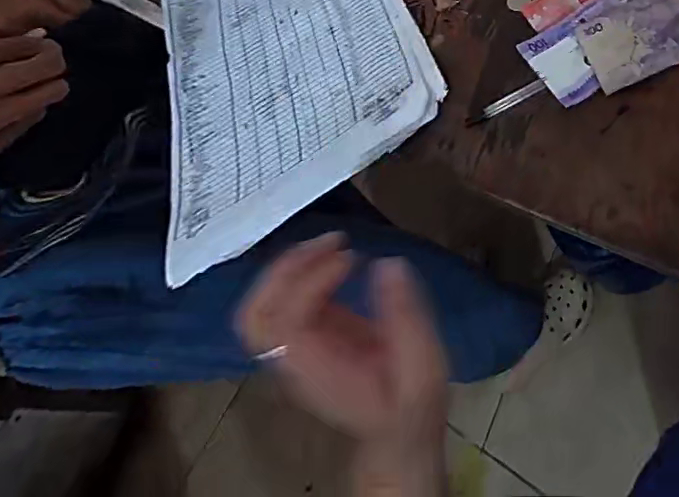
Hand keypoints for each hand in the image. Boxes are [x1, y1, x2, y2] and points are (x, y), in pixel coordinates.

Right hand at [0, 37, 68, 249]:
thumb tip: (26, 37)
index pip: (17, 45)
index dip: (38, 41)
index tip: (43, 40)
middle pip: (42, 69)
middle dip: (53, 59)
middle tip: (50, 57)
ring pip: (45, 97)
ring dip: (50, 84)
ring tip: (40, 79)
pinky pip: (27, 125)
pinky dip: (31, 111)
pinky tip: (20, 104)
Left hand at [237, 235, 447, 495]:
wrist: (398, 435)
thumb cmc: (410, 406)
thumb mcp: (422, 364)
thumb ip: (405, 315)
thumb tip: (389, 264)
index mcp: (317, 372)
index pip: (286, 323)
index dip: (311, 283)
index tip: (353, 258)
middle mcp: (295, 360)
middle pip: (256, 315)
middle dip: (287, 268)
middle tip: (333, 242)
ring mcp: (296, 347)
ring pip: (262, 304)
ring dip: (291, 265)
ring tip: (333, 242)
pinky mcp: (308, 334)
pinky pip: (284, 297)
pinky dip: (302, 269)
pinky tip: (336, 255)